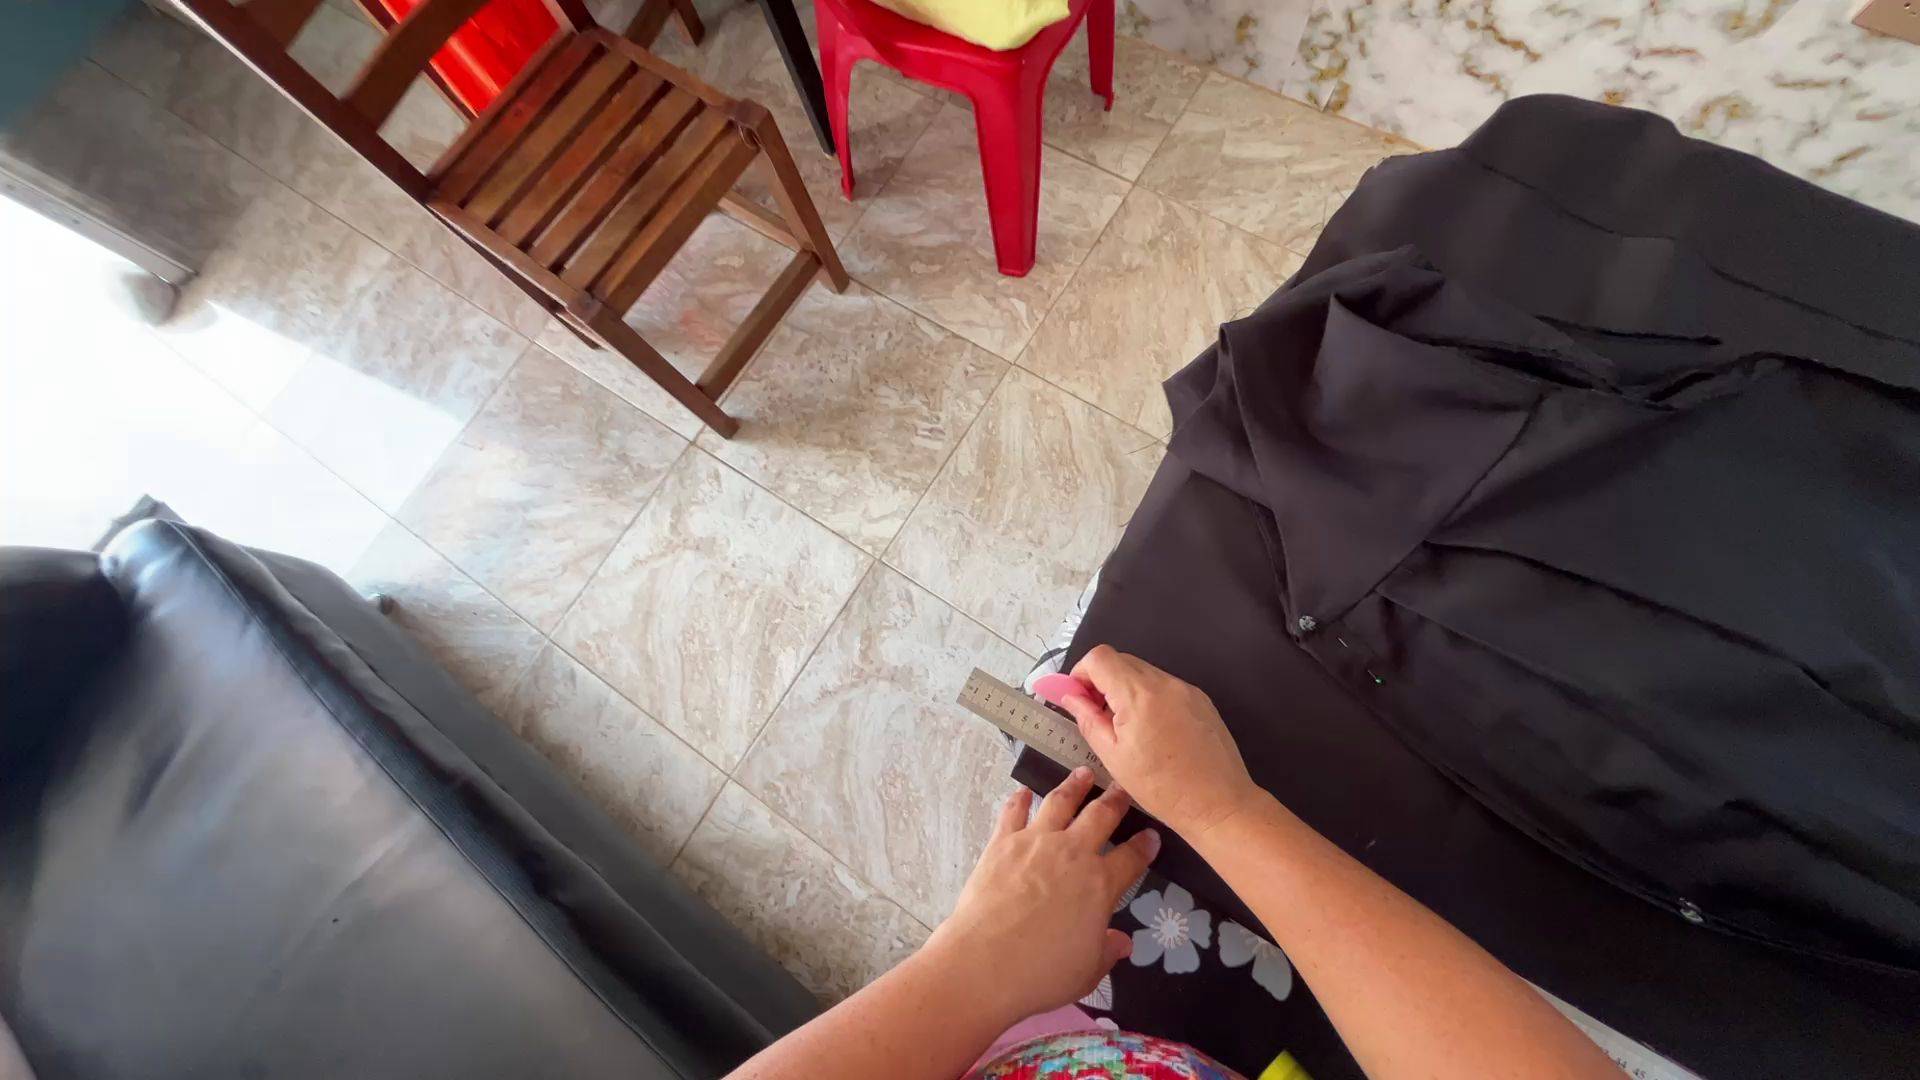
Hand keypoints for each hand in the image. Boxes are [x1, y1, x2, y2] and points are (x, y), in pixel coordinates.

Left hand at [924, 768, 1159, 1026]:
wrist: (987, 961)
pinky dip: (1019, 799)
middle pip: (1100, 816)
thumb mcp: (1087, 972)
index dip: (1145, 845)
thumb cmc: (1043, 972)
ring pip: (1060, 801)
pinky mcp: (1003, 841)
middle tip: (1122, 788)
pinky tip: (1023, 792)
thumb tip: (1122, 943)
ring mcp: (1035, 841)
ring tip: (1083, 773)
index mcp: (1100, 884)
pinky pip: (1013, 811)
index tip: (1152, 835)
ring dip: (1074, 785)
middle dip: (1115, 800)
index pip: (1131, 858)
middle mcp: (1071, 852)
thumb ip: (1107, 951)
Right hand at [1060, 645, 1262, 840]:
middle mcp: (1163, 682)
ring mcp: (1185, 688)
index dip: (1081, 672)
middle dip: (1101, 680)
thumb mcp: (1113, 756)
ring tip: (1126, 726)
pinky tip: (1153, 730)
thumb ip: (1087, 718)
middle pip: (1120, 659)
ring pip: (1142, 671)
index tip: (1077, 695)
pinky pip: (1164, 685)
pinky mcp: (1200, 698)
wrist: (1220, 804)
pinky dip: (1148, 696)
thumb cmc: (1163, 788)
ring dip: (1125, 688)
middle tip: (1096, 712)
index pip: (1099, 657)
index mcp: (1138, 695)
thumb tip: (1070, 696)